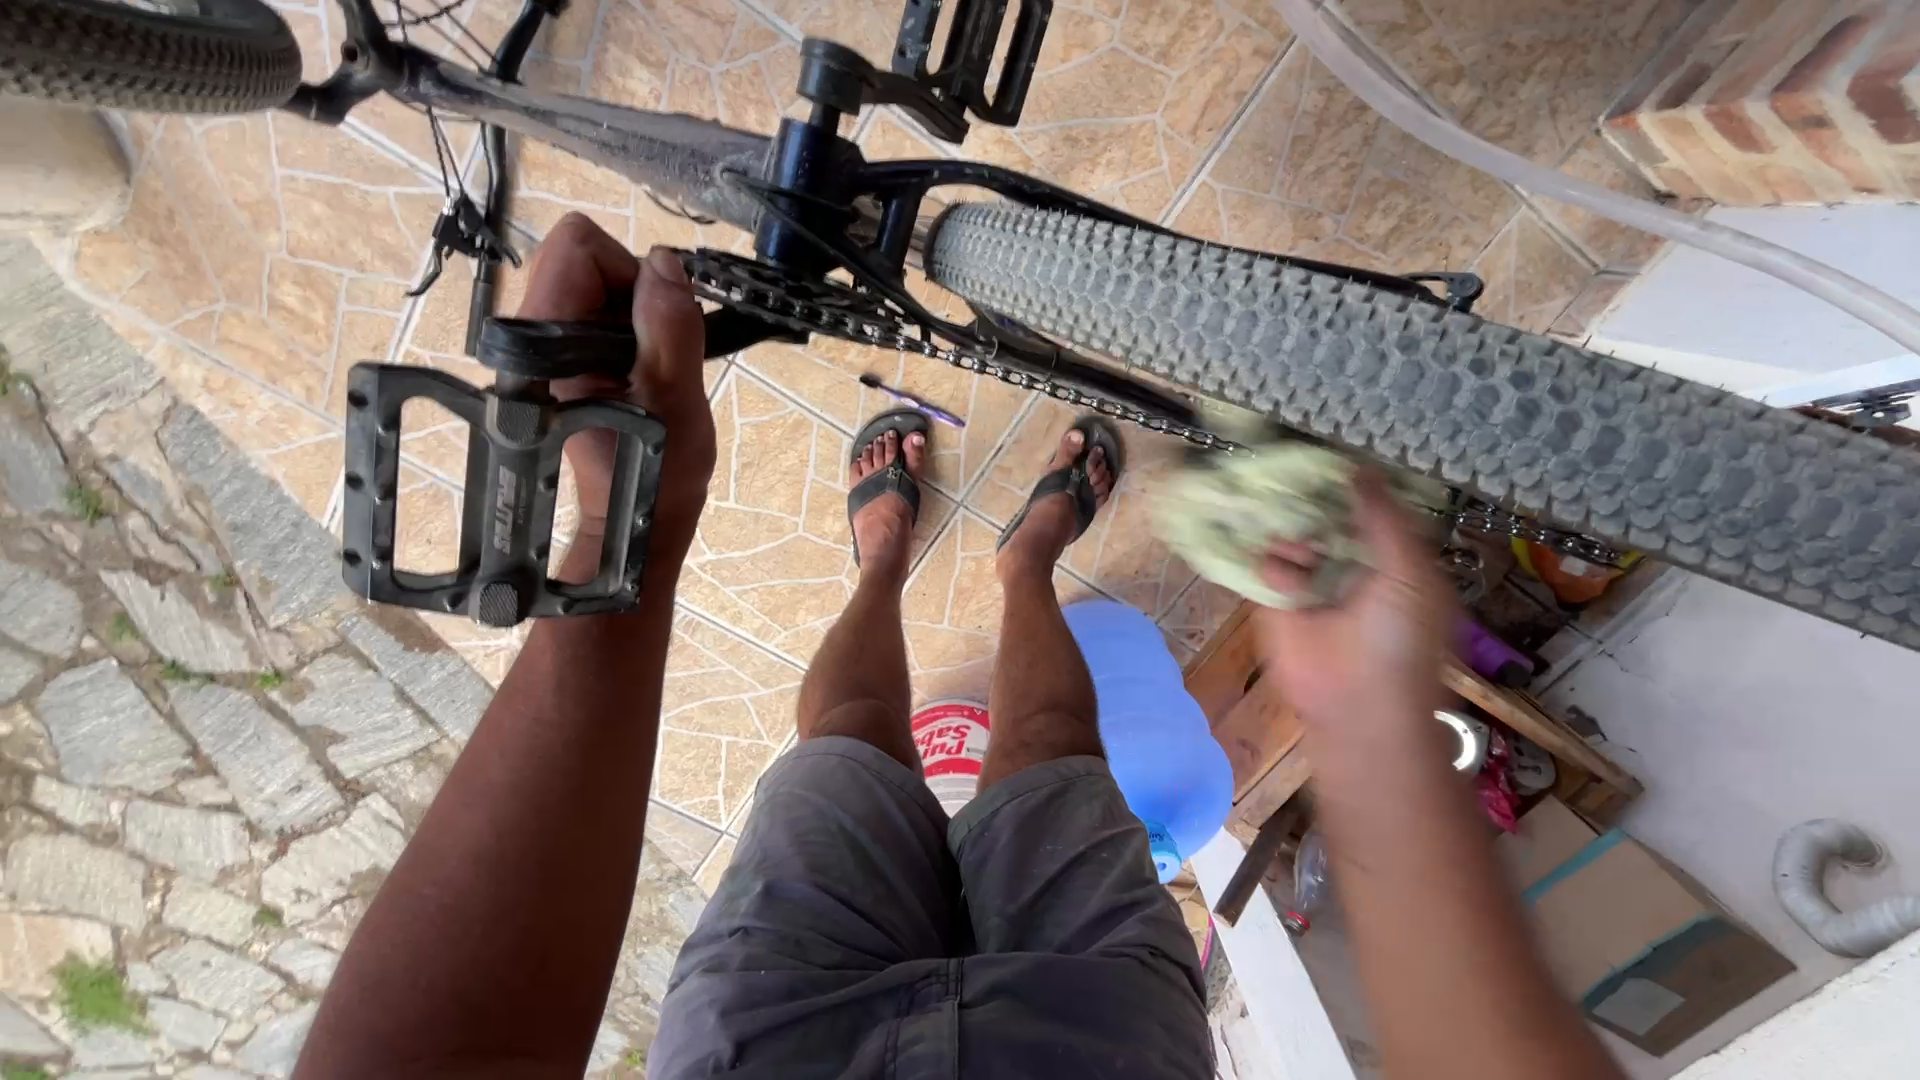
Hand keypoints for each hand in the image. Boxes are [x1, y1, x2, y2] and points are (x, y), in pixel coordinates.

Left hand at [514, 213, 714, 568]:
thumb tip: (664, 263)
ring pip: (594, 284)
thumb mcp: (678, 403)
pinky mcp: (560, 358)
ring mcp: (544, 346)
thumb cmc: (657, 477)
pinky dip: (629, 332)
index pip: (578, 249)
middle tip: (656, 354)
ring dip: (636, 317)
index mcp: (548, 342)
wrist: (638, 523)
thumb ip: (669, 330)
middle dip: (634, 295)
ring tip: (651, 371)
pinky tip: (642, 375)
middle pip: (582, 259)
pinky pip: (597, 312)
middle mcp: (533, 334)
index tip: (656, 328)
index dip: (630, 275)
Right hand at [1253, 469, 1451, 730]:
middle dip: (1311, 501)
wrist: (1356, 704)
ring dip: (1288, 529)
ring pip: (1292, 540)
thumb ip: (1382, 519)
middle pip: (1325, 521)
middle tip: (1293, 471)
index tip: (1331, 457)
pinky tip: (1273, 557)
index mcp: (1391, 559)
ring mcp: (1310, 585)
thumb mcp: (1407, 571)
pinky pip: (1264, 567)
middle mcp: (1350, 567)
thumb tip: (1358, 469)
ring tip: (1290, 529)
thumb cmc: (1397, 639)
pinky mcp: (1275, 603)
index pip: (1369, 512)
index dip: (1352, 486)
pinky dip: (1264, 557)